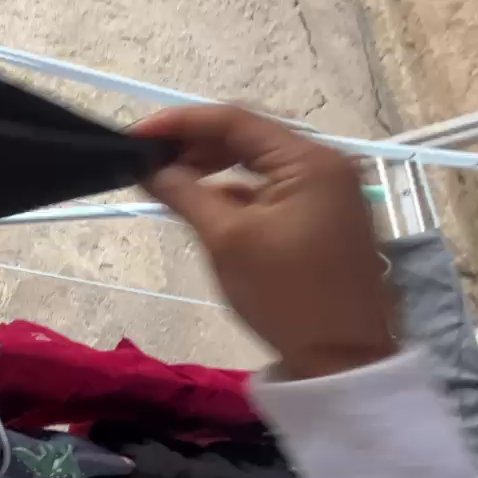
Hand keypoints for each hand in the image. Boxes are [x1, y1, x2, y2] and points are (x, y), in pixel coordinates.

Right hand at [134, 105, 395, 379]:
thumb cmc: (286, 293)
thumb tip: (149, 168)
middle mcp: (324, 164)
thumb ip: (184, 192)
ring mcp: (325, 188)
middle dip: (191, 142)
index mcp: (309, 162)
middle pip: (245, 134)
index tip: (134, 137)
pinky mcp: (319, 211)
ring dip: (207, 163)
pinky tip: (198, 199)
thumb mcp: (226, 238)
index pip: (233, 120)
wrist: (343, 356)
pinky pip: (264, 183)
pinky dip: (228, 184)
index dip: (178, 123)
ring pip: (253, 158)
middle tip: (145, 158)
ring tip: (164, 177)